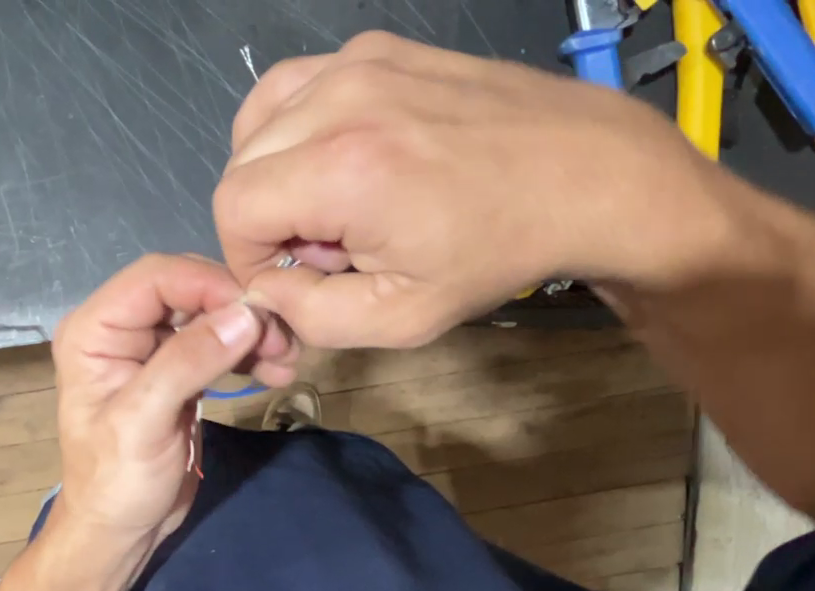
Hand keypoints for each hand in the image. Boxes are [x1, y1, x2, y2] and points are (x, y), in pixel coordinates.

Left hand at [50, 254, 295, 545]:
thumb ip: (188, 364)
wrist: (120, 531)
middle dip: (235, 309)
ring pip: (207, 317)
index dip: (209, 284)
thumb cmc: (116, 483)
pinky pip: (216, 346)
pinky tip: (275, 369)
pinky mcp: (177, 374)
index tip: (259, 311)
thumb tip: (246, 315)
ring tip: (285, 358)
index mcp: (95, 331)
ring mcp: (150, 352)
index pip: (156, 277)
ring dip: (249, 331)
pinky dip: (246, 353)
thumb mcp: (144, 423)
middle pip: (187, 291)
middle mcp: (120, 331)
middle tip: (281, 339)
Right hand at [213, 31, 744, 347]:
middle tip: (325, 248)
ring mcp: (359, 61)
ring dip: (274, 176)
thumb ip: (310, 315)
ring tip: (331, 204)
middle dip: (264, 220)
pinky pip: (295, 89)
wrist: (582, 174)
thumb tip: (262, 286)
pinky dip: (293, 132)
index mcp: (345, 170)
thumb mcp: (400, 318)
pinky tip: (336, 161)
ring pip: (257, 123)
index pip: (232, 208)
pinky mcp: (377, 47)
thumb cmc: (494, 253)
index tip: (295, 277)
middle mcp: (341, 99)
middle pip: (240, 164)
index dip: (248, 256)